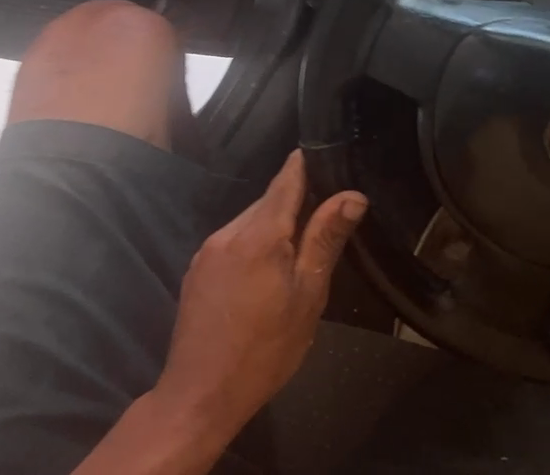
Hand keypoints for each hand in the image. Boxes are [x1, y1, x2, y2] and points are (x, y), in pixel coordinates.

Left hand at [152, 151, 366, 437]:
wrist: (199, 398)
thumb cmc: (265, 349)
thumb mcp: (308, 294)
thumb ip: (326, 238)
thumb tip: (353, 194)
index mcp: (259, 235)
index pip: (286, 179)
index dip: (309, 163)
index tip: (332, 151)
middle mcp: (227, 234)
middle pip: (269, 200)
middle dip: (299, 201)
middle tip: (332, 213)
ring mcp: (207, 253)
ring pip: (251, 220)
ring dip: (277, 224)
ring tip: (305, 245)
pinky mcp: (197, 272)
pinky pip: (234, 240)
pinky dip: (257, 242)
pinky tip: (271, 269)